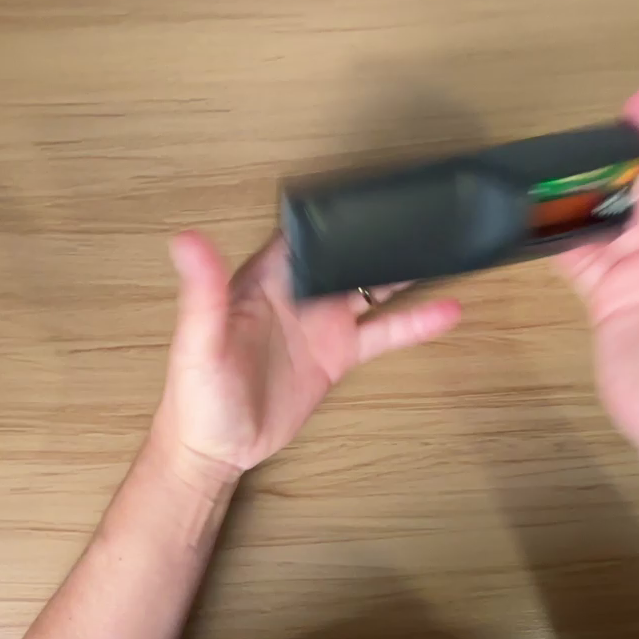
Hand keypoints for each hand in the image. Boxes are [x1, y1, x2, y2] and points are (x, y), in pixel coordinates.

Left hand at [152, 231, 461, 479]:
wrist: (216, 450)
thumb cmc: (197, 397)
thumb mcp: (197, 345)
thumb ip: (201, 294)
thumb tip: (186, 240)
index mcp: (262, 282)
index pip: (304, 234)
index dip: (336, 212)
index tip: (375, 188)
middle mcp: (296, 296)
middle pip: (347, 254)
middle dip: (383, 233)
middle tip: (432, 211)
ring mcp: (319, 326)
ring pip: (370, 287)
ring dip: (404, 270)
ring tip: (451, 247)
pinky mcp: (336, 358)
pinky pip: (381, 333)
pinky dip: (413, 322)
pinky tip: (447, 310)